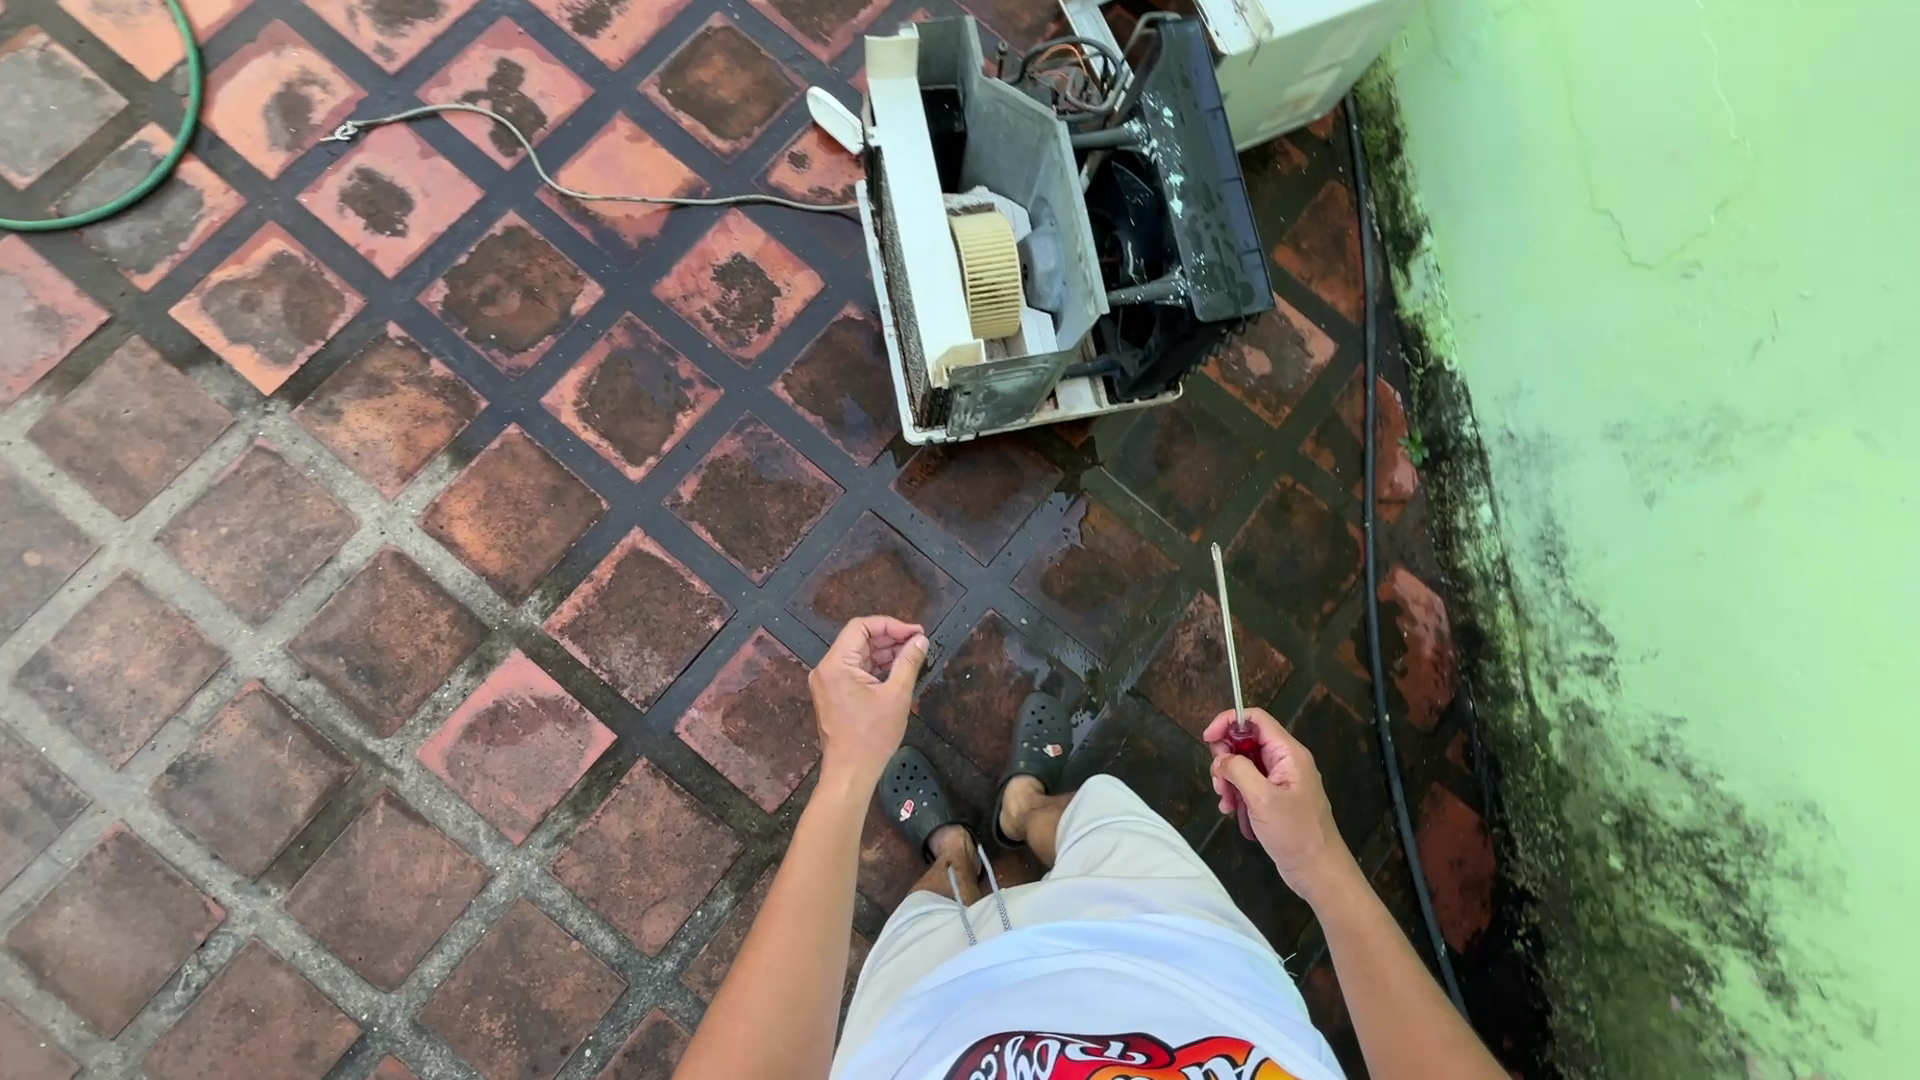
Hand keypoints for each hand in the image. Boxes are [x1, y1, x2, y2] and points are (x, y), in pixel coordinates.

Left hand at [809, 616, 929, 792]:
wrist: (851, 772)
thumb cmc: (873, 735)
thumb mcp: (896, 695)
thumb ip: (908, 662)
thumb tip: (921, 640)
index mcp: (836, 664)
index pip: (861, 627)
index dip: (891, 625)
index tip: (915, 632)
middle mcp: (826, 668)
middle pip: (858, 639)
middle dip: (889, 638)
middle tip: (917, 642)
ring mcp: (827, 682)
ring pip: (857, 654)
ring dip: (884, 652)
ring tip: (911, 655)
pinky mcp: (832, 694)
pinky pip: (854, 670)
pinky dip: (875, 667)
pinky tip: (897, 669)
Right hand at [1206, 708, 1361, 906]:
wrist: (1319, 873)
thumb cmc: (1294, 833)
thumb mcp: (1262, 798)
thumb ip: (1238, 769)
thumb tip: (1220, 759)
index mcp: (1288, 753)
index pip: (1255, 719)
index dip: (1228, 721)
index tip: (1208, 739)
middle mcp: (1285, 761)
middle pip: (1246, 740)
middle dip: (1226, 757)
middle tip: (1219, 781)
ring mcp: (1280, 780)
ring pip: (1244, 763)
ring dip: (1229, 779)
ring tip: (1226, 802)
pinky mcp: (1275, 798)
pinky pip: (1249, 784)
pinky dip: (1236, 793)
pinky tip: (1231, 811)